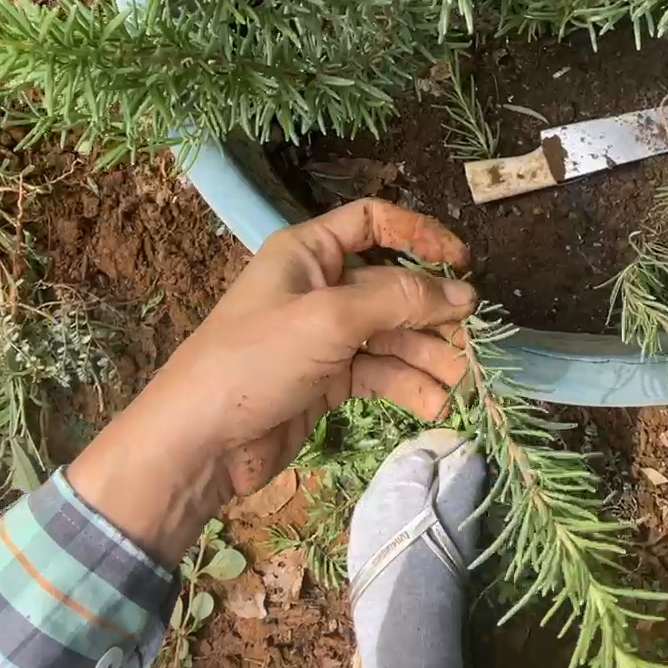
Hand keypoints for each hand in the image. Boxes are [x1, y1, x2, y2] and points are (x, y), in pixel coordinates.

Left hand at [66, 199, 477, 562]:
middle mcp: (320, 287)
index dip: (419, 234)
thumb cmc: (256, 360)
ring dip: (427, 355)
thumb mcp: (331, 319)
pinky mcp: (329, 379)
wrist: (197, 446)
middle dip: (431, 312)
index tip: (462, 261)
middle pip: (392, 286)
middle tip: (470, 337)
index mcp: (310, 252)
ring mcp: (325, 336)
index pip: (374, 222)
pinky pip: (380, 371)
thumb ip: (399, 300)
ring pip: (391, 334)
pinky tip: (432, 403)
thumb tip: (464, 293)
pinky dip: (407, 384)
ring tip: (460, 380)